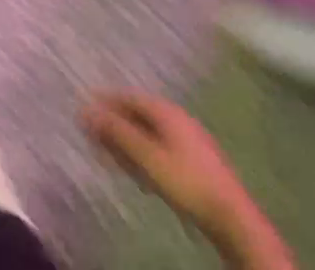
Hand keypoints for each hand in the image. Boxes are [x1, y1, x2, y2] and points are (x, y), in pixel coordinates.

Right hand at [80, 91, 249, 234]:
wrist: (230, 217)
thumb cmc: (185, 181)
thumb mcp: (145, 155)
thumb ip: (115, 131)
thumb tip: (86, 110)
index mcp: (167, 112)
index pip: (128, 97)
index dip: (104, 102)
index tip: (83, 113)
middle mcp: (178, 120)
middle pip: (138, 115)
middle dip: (114, 126)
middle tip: (94, 140)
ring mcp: (188, 141)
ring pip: (147, 134)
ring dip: (126, 143)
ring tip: (112, 160)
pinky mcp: (193, 161)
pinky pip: (159, 149)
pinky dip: (142, 155)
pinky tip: (138, 173)